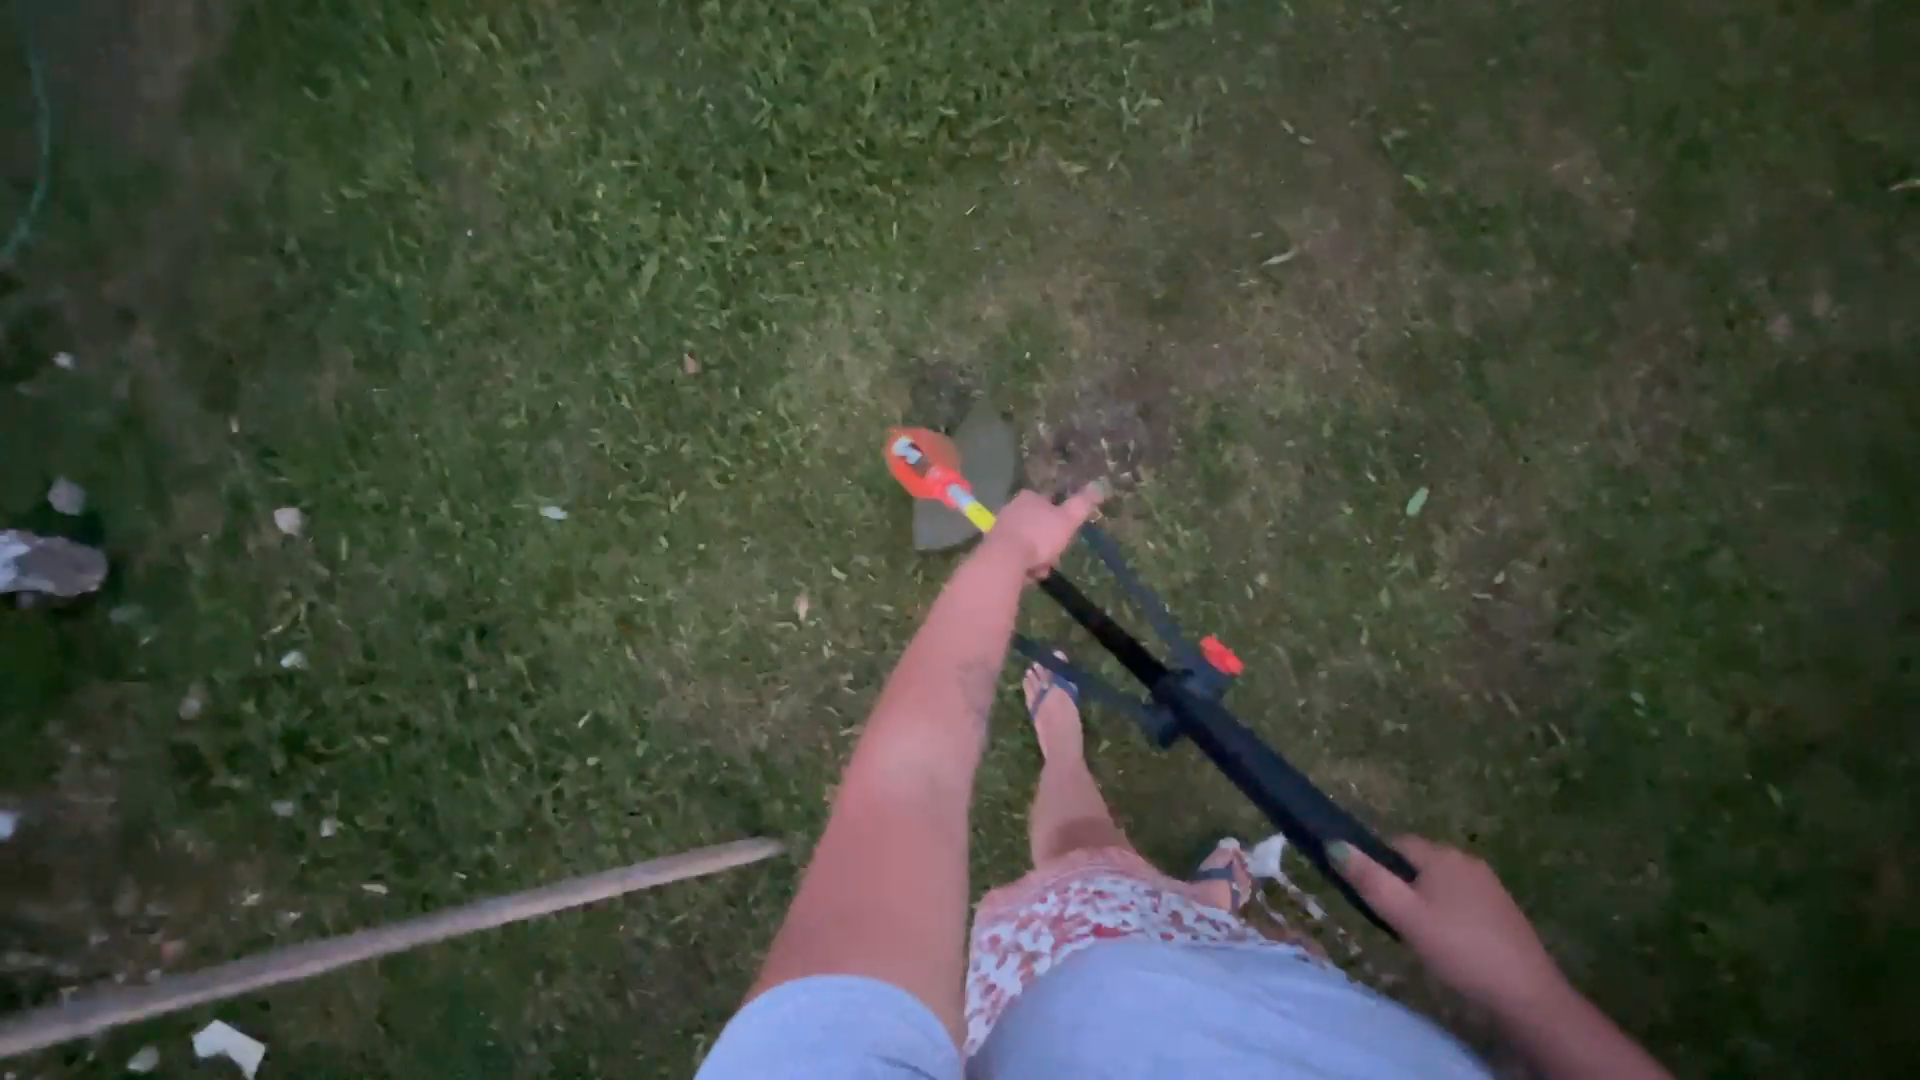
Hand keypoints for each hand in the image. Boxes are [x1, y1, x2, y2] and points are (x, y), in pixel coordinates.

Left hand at [977, 484, 1106, 578]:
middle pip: (1039, 526)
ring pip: (1029, 543)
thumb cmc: (1039, 535)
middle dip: (1049, 543)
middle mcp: (1012, 509)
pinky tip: (1028, 574)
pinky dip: (1024, 565)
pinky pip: (1016, 557)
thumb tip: (1098, 487)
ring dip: (1038, 558)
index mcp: (1029, 497)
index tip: (1066, 533)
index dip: (1061, 518)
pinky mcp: (993, 548)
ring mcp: (1001, 529)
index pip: (1050, 503)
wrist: (1004, 559)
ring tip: (1041, 568)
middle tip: (1055, 555)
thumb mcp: (1067, 519)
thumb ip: (1082, 504)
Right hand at [1333, 836, 1569, 1014]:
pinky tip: (1451, 942)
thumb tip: (1333, 843)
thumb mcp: (1404, 916)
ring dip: (1425, 899)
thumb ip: (1368, 878)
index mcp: (1441, 855)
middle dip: (1401, 883)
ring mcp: (1490, 885)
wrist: (1528, 996)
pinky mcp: (1504, 910)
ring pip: (1441, 882)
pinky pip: (1463, 899)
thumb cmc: (1458, 949)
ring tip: (1420, 934)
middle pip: (1418, 862)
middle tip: (1394, 919)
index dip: (1377, 864)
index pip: (1394, 843)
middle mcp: (1467, 860)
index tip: (1372, 896)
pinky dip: (1449, 912)